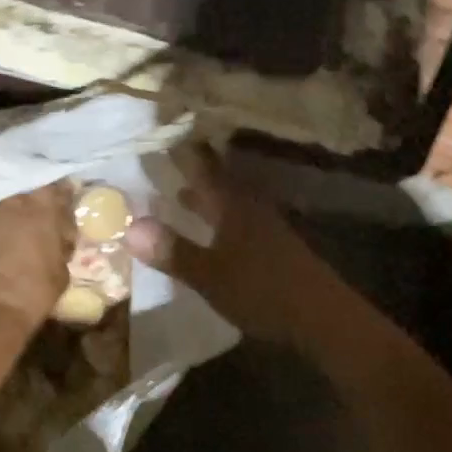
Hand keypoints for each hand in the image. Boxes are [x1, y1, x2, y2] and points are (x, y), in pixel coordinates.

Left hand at [0, 180, 75, 322]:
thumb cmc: (38, 289)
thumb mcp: (63, 266)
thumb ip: (61, 242)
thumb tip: (59, 236)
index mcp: (44, 206)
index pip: (60, 188)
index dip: (63, 197)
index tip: (65, 208)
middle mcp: (14, 201)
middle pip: (26, 198)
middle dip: (32, 211)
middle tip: (36, 230)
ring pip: (0, 210)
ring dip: (6, 220)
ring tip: (8, 240)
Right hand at [129, 145, 331, 344]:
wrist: (322, 316)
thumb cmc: (262, 290)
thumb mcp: (210, 275)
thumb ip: (173, 251)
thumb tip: (129, 226)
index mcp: (234, 206)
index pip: (205, 168)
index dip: (186, 153)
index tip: (165, 135)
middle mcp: (251, 208)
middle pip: (219, 184)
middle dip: (193, 175)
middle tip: (165, 164)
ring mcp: (267, 228)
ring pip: (230, 204)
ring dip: (207, 200)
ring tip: (181, 198)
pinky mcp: (276, 248)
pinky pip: (239, 223)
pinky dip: (220, 221)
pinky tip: (212, 236)